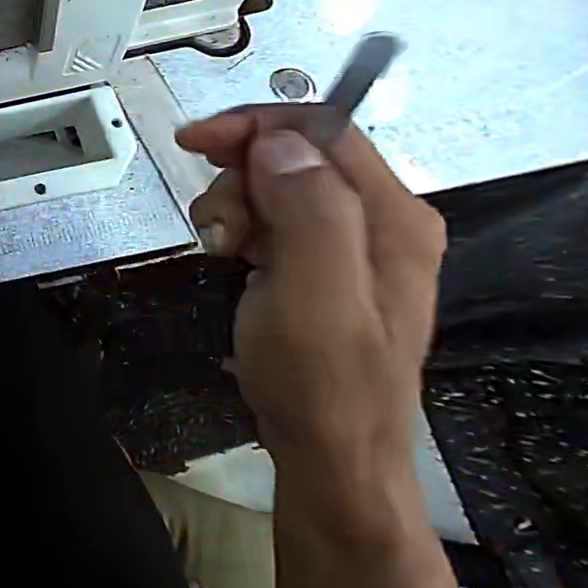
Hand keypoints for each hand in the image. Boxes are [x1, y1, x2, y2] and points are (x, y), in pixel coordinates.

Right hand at [176, 111, 443, 483]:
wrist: (332, 462)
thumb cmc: (323, 387)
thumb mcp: (314, 298)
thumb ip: (308, 210)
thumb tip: (278, 142)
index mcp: (391, 215)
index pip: (323, 129)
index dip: (256, 125)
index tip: (196, 141)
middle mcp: (378, 219)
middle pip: (297, 155)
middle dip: (242, 177)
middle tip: (220, 227)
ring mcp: (351, 244)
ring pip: (278, 186)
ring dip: (237, 207)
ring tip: (226, 253)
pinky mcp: (324, 266)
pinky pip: (275, 220)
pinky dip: (244, 229)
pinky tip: (235, 261)